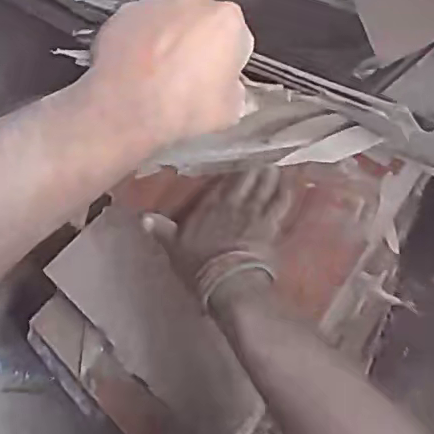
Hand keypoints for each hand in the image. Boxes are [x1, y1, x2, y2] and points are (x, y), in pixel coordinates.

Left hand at [79, 0, 252, 151]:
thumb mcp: (228, 111)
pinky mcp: (123, 14)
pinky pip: (137, 26)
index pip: (237, 38)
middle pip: (200, 21)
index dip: (228, 61)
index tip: (218, 78)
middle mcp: (190, 3)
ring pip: (167, 20)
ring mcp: (153, 5)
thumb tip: (228, 91)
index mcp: (226, 20)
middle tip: (186, 76)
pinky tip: (134, 68)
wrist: (126, 110)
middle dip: (196, 43)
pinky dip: (137, 41)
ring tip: (156, 75)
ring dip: (165, 40)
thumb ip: (235, 92)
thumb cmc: (178, 107)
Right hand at [146, 166, 293, 312]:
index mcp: (208, 206)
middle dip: (253, 165)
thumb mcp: (174, 248)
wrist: (229, 281)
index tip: (237, 155)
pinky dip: (286, 189)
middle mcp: (231, 203)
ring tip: (275, 161)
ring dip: (271, 173)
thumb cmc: (199, 266)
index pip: (221, 182)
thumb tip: (142, 216)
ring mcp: (254, 212)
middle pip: (245, 178)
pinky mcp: (271, 225)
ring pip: (264, 185)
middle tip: (262, 151)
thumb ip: (161, 229)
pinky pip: (281, 202)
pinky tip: (291, 180)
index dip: (231, 169)